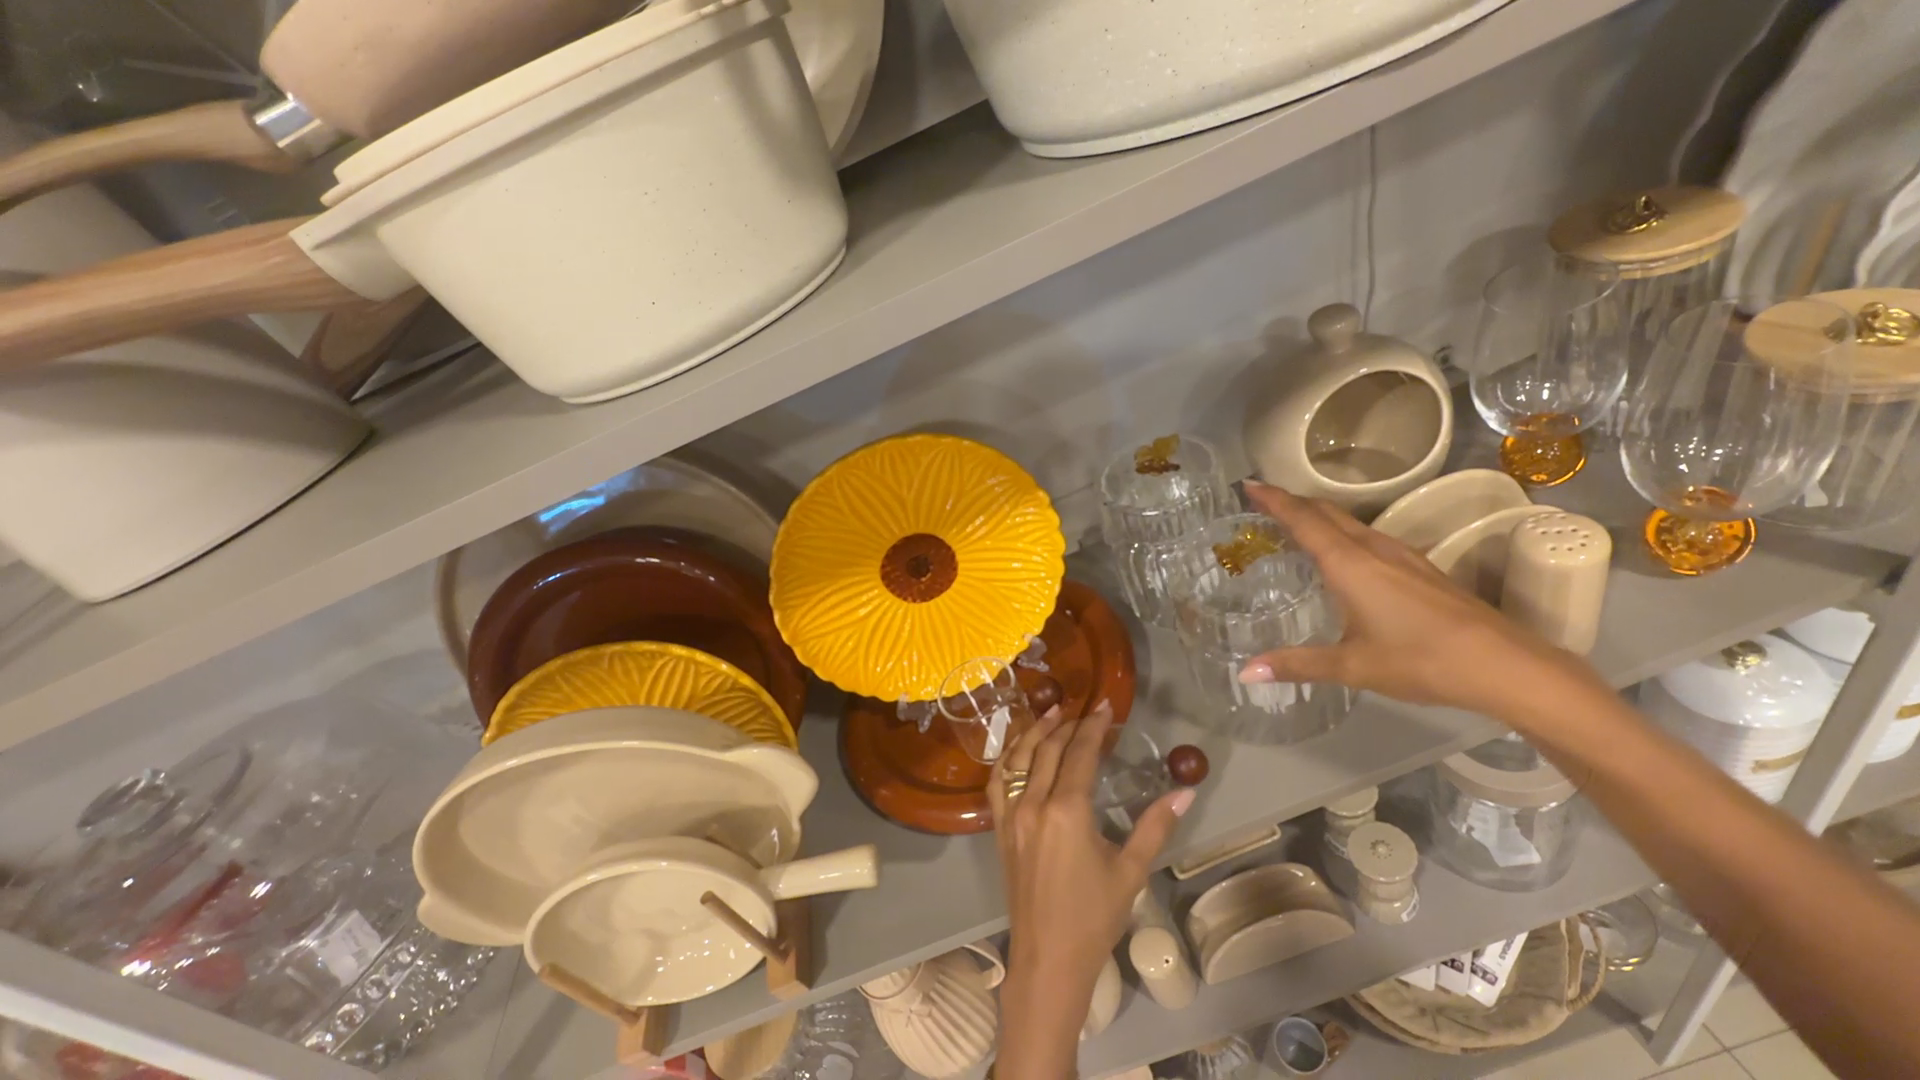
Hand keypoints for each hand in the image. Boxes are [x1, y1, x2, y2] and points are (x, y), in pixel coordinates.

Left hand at [987, 703, 1191, 1077]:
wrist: (1048, 957)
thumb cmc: (1094, 917)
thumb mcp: (1131, 871)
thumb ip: (1155, 826)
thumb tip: (1184, 791)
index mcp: (1067, 811)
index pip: (1079, 754)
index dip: (1094, 727)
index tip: (1106, 706)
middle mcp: (1033, 805)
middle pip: (1047, 751)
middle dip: (1067, 725)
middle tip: (1085, 709)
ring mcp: (1011, 817)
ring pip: (1017, 760)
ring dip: (1033, 733)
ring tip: (1050, 713)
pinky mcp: (1001, 831)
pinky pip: (997, 784)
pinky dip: (1007, 759)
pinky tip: (1018, 752)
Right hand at [1238, 481, 1603, 723]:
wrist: (1502, 663)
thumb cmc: (1421, 660)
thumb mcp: (1352, 666)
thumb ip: (1297, 664)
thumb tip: (1244, 673)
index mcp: (1350, 564)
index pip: (1304, 520)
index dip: (1274, 500)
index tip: (1248, 485)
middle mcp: (1374, 550)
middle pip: (1328, 513)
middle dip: (1294, 502)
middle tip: (1263, 501)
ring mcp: (1403, 556)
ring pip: (1351, 523)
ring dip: (1320, 517)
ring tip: (1295, 524)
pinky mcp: (1421, 569)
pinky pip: (1370, 538)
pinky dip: (1343, 535)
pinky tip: (1344, 556)